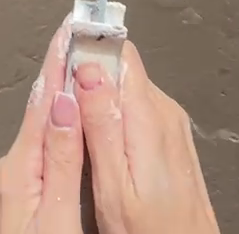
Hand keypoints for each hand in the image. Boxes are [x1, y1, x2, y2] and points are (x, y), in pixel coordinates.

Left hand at [0, 18, 85, 233]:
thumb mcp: (56, 220)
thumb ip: (60, 159)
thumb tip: (64, 101)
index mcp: (19, 169)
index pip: (45, 99)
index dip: (60, 58)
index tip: (72, 25)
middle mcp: (10, 168)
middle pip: (43, 106)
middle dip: (63, 70)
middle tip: (82, 35)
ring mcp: (11, 180)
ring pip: (42, 124)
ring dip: (61, 93)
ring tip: (79, 62)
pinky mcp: (17, 191)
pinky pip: (41, 143)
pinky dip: (57, 122)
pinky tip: (68, 114)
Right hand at [73, 42, 219, 233]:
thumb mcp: (114, 188)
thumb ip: (101, 126)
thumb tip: (87, 70)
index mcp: (149, 117)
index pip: (120, 53)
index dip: (90, 50)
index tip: (65, 58)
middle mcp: (165, 111)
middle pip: (122, 69)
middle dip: (91, 80)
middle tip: (67, 111)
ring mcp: (172, 122)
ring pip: (128, 89)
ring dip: (103, 101)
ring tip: (84, 133)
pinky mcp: (173, 136)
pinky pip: (140, 108)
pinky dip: (118, 117)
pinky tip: (107, 147)